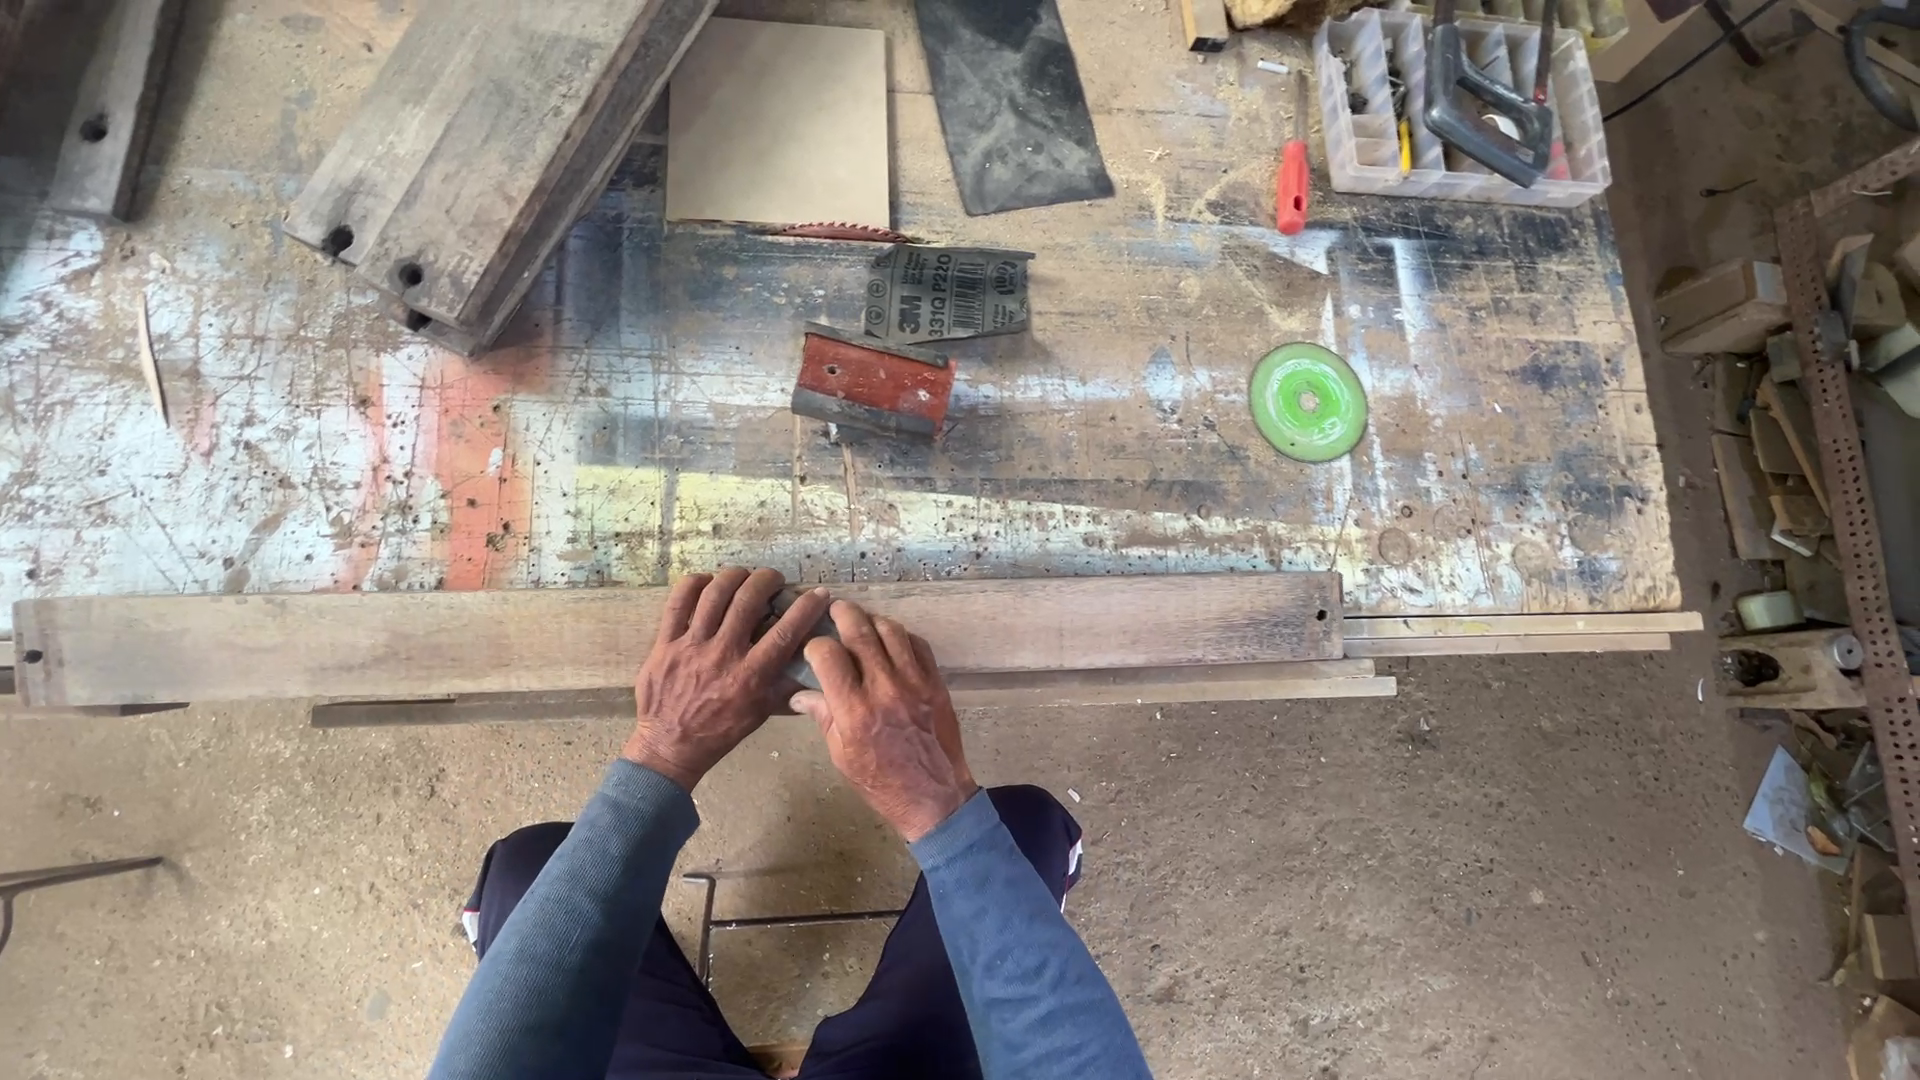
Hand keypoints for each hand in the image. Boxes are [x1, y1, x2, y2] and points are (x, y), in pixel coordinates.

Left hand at [624, 567, 832, 791]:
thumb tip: (818, 667)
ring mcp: (690, 646)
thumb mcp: (762, 712)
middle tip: (774, 579)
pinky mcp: (664, 644)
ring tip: (744, 576)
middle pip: (748, 600)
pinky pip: (677, 603)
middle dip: (767, 580)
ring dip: (734, 576)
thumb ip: (787, 687)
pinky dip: (694, 584)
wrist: (669, 746)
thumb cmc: (721, 731)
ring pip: (714, 594)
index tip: (818, 593)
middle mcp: (723, 654)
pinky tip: (707, 582)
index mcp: (751, 674)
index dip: (807, 606)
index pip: (786, 630)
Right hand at [789, 601, 978, 841]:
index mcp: (854, 711)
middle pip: (860, 632)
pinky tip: (892, 640)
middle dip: (843, 614)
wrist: (934, 798)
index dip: (815, 645)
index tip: (813, 648)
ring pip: (892, 631)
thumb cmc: (881, 783)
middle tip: (835, 608)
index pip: (828, 656)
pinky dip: (903, 636)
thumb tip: (800, 694)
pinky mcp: (936, 683)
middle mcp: (884, 689)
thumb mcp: (842, 757)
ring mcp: (914, 683)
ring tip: (863, 622)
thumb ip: (823, 718)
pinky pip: (919, 645)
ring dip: (873, 620)